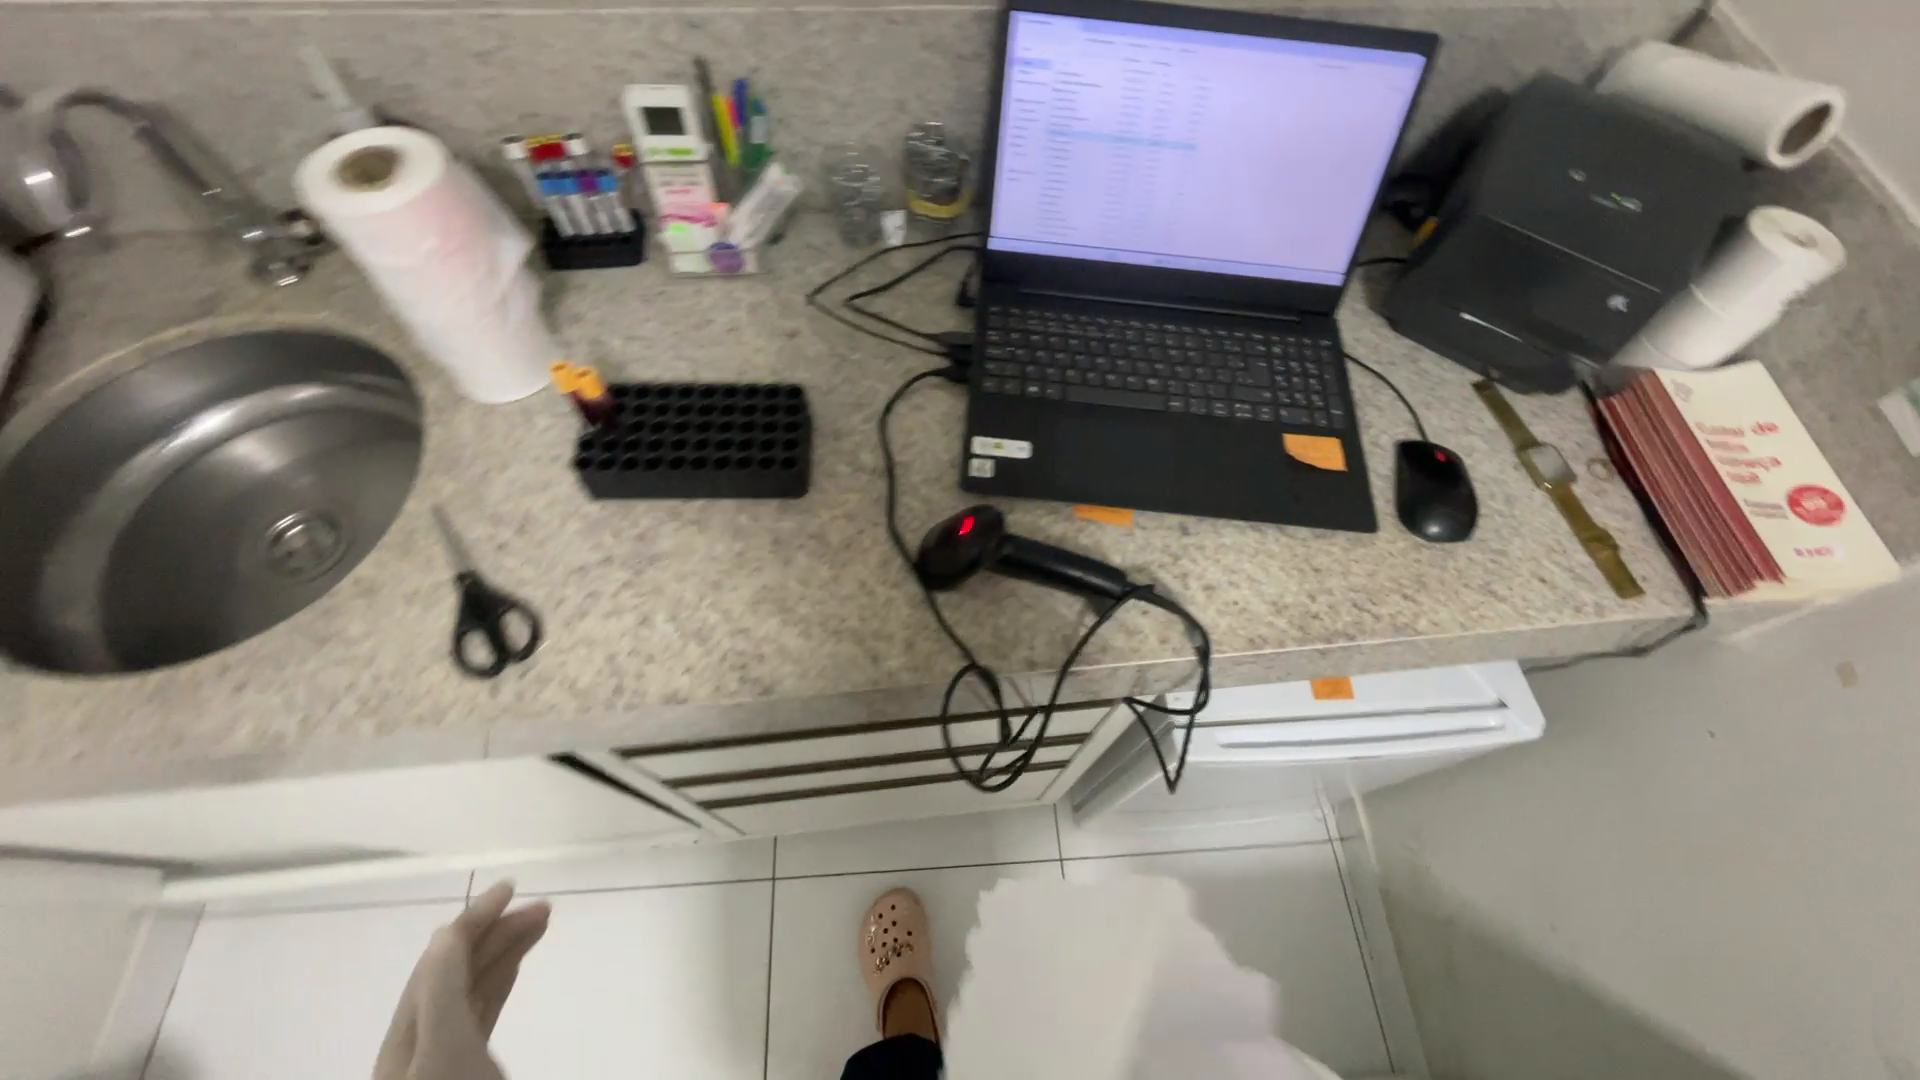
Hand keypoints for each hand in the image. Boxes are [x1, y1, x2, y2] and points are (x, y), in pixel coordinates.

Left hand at [374, 881, 551, 1079]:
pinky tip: (516, 966)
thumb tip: (446, 934)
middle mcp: (420, 1045)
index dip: (472, 921)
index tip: (512, 888)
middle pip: (456, 972)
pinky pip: (481, 1013)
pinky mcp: (465, 1072)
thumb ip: (443, 995)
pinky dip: (501, 982)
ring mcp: (442, 1060)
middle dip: (497, 932)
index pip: (438, 964)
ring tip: (542, 922)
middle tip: (543, 906)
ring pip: (472, 990)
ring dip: (505, 951)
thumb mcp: (445, 1056)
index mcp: (407, 1041)